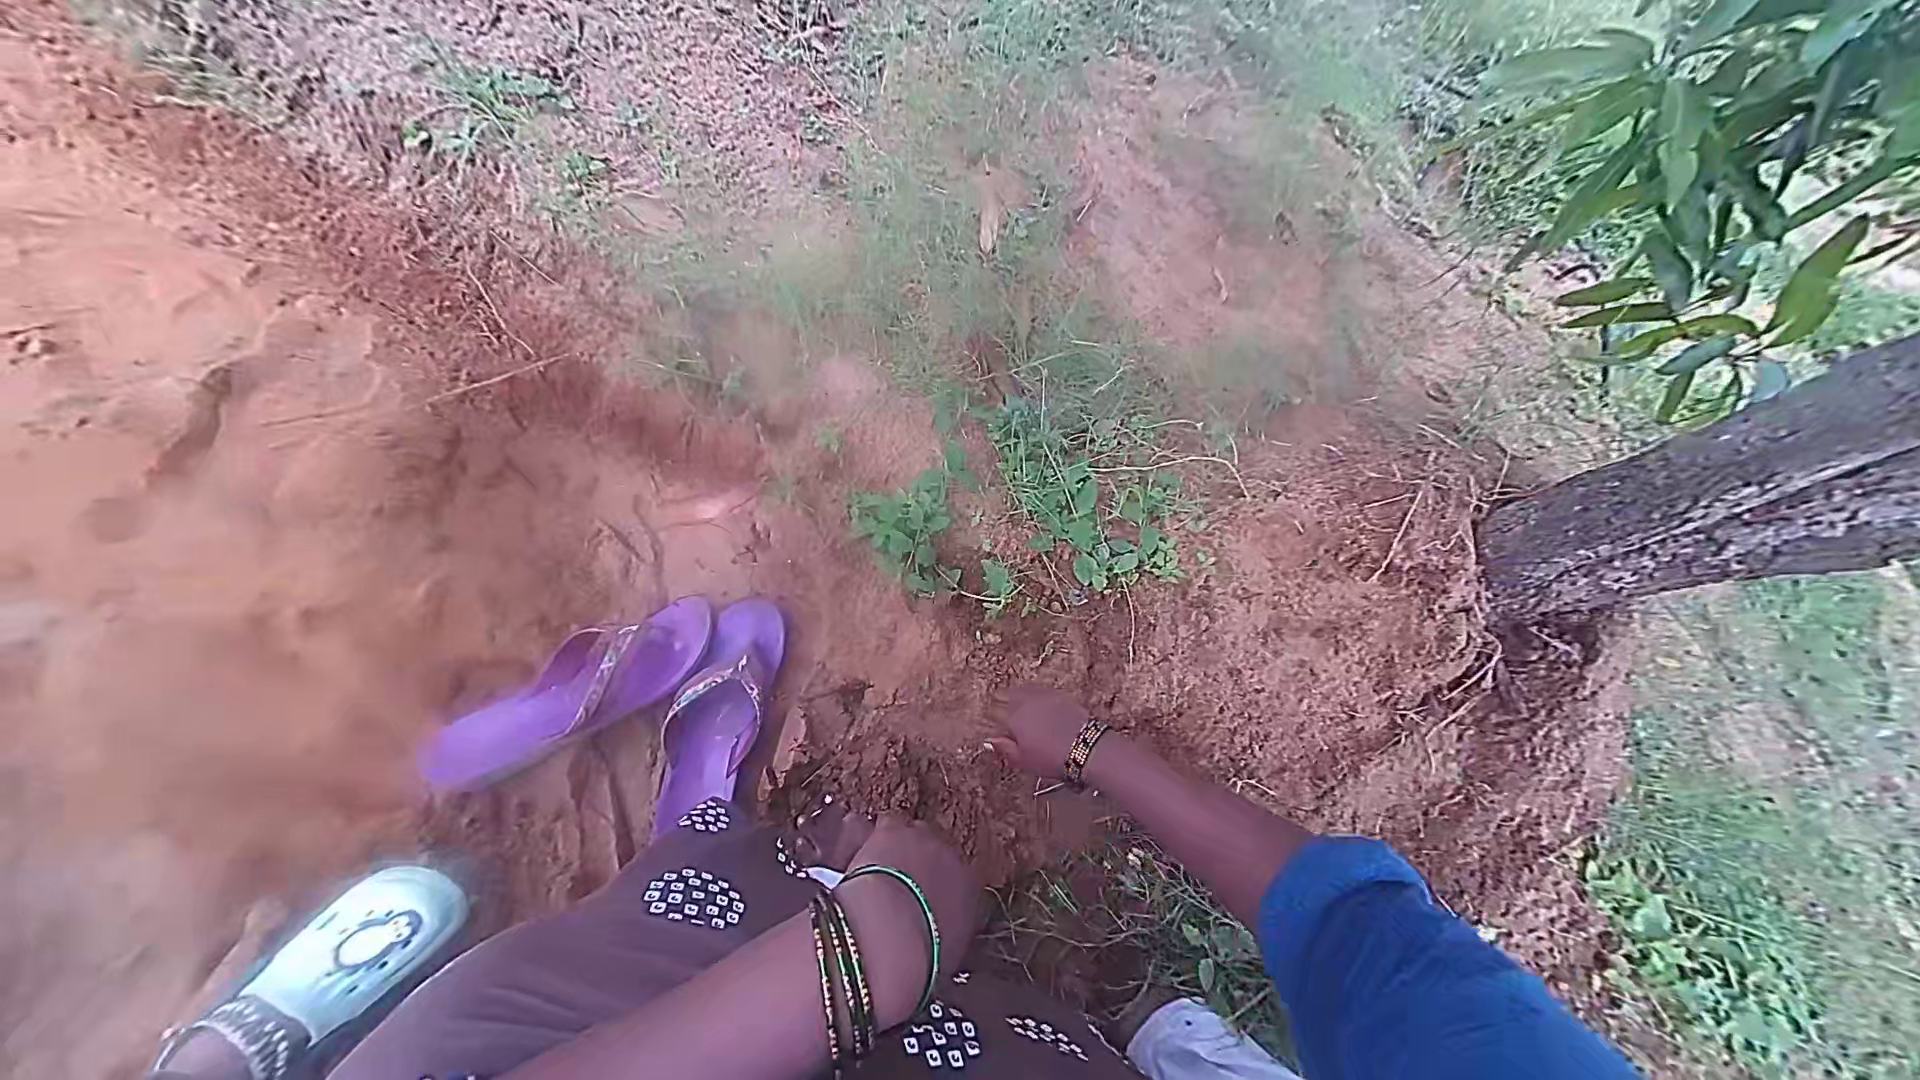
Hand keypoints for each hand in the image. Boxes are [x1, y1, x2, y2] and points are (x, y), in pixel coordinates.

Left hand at [837, 816, 979, 1026]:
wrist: (891, 934)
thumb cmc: (920, 959)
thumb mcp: (946, 957)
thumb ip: (948, 939)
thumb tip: (940, 944)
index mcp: (971, 889)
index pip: (963, 882)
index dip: (940, 889)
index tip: (926, 902)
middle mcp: (952, 856)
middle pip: (937, 851)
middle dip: (920, 862)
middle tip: (899, 885)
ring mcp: (922, 838)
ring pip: (911, 831)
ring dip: (897, 844)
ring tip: (877, 867)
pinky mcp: (891, 829)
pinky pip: (883, 825)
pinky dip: (870, 837)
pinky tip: (856, 852)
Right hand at [985, 684, 1095, 779]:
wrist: (1087, 747)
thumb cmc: (1053, 758)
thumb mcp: (1024, 760)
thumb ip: (1005, 748)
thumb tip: (990, 740)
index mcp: (1012, 716)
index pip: (993, 711)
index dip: (990, 718)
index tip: (991, 725)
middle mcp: (1025, 700)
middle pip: (1004, 694)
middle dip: (1000, 703)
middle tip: (1001, 715)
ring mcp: (1043, 695)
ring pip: (1022, 690)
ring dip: (1017, 697)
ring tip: (1020, 711)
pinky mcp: (1059, 694)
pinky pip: (1040, 691)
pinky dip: (1035, 697)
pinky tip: (1039, 708)